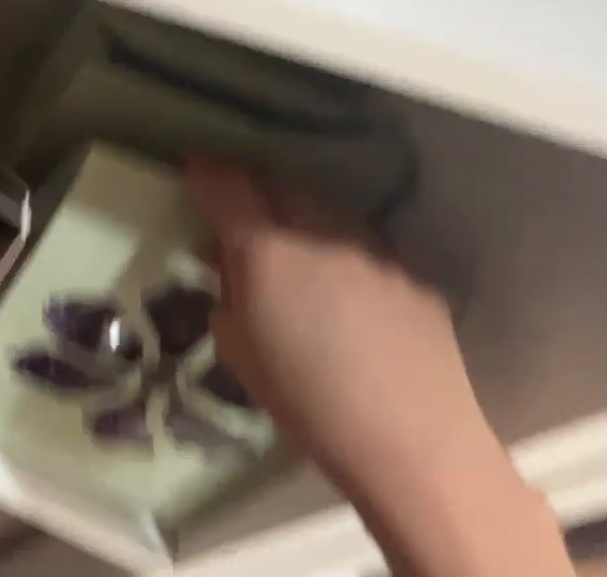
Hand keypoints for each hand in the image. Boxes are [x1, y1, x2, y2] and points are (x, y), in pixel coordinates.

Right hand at [186, 157, 571, 576]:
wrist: (412, 444)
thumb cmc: (300, 396)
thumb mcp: (233, 341)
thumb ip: (227, 288)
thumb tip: (228, 263)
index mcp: (264, 250)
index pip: (226, 187)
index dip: (204, 169)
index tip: (191, 161)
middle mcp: (320, 237)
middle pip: (279, 186)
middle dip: (251, 185)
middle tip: (234, 201)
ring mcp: (375, 255)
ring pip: (326, 211)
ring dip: (298, 214)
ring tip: (288, 242)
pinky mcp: (416, 279)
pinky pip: (366, 246)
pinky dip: (340, 249)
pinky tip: (339, 282)